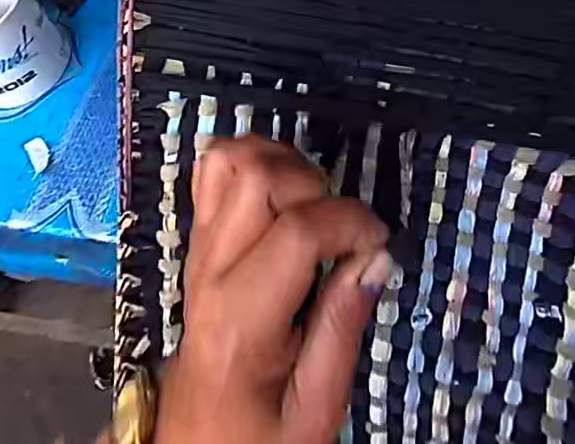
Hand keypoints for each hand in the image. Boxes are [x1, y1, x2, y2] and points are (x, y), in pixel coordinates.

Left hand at [155, 135, 393, 443]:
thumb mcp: (316, 409)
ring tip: (312, 202)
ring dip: (283, 164)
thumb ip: (344, 326)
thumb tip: (376, 255)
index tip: (377, 242)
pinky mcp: (197, 238)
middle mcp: (211, 270)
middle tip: (339, 226)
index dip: (352, 221)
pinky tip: (282, 188)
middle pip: (258, 176)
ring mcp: (198, 247)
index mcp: (241, 320)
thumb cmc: (260, 438)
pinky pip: (213, 170)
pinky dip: (252, 159)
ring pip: (231, 159)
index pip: (299, 230)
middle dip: (316, 185)